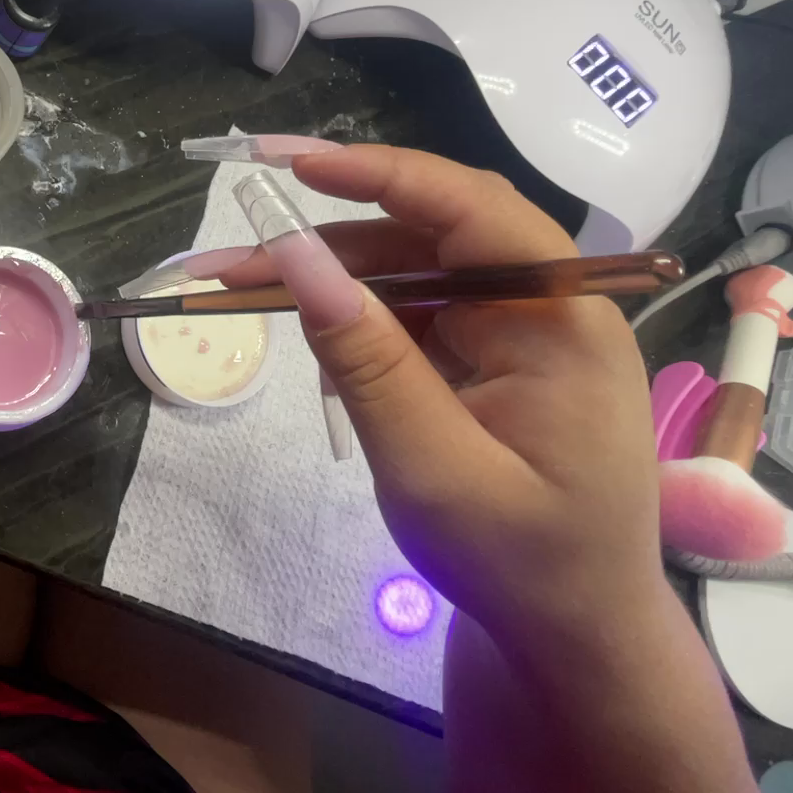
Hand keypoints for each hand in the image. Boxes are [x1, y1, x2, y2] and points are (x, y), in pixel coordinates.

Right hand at [198, 146, 664, 638]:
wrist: (564, 627)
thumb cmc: (517, 558)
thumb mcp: (429, 463)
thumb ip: (365, 358)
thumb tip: (296, 260)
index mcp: (559, 321)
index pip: (473, 211)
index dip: (380, 175)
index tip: (290, 165)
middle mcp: (536, 306)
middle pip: (421, 235)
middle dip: (320, 234)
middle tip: (229, 252)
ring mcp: (502, 330)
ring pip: (399, 270)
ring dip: (317, 275)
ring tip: (231, 287)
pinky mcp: (472, 354)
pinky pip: (398, 312)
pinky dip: (341, 317)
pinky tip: (302, 340)